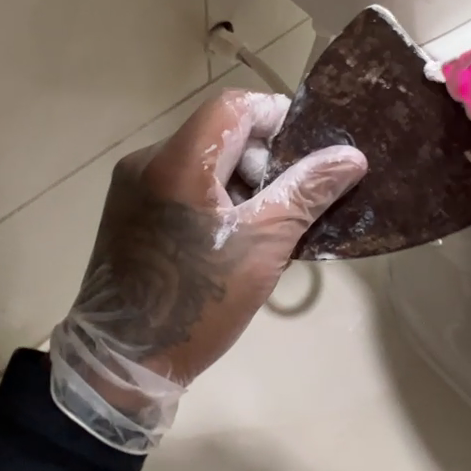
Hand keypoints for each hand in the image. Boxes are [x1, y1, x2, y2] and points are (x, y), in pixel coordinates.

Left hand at [49, 90, 367, 452]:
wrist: (119, 365)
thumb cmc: (197, 303)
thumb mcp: (264, 246)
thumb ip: (307, 192)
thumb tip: (351, 155)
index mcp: (177, 161)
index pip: (234, 105)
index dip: (275, 117)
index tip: (304, 155)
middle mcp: (148, 161)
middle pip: (218, 132)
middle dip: (261, 159)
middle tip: (285, 204)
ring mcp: (131, 186)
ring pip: (200, 160)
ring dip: (238, 182)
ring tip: (261, 229)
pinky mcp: (127, 211)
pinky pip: (180, 184)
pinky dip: (211, 199)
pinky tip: (228, 240)